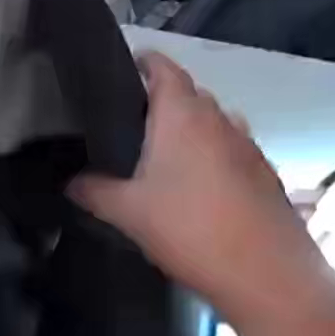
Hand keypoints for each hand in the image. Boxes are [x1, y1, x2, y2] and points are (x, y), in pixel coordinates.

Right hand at [70, 52, 334, 326]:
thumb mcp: (125, 212)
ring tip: (156, 153)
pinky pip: (227, 149)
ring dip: (186, 128)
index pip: (164, 70)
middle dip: (159, 99)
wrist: (265, 272)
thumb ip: (92, 191)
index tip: (121, 69)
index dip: (144, 62)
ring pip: (211, 122)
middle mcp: (219, 120)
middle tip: (125, 122)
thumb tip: (70, 182)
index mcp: (183, 117)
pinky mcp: (262, 172)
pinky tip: (190, 185)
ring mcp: (247, 145)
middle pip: (188, 94)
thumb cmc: (188, 229)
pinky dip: (206, 154)